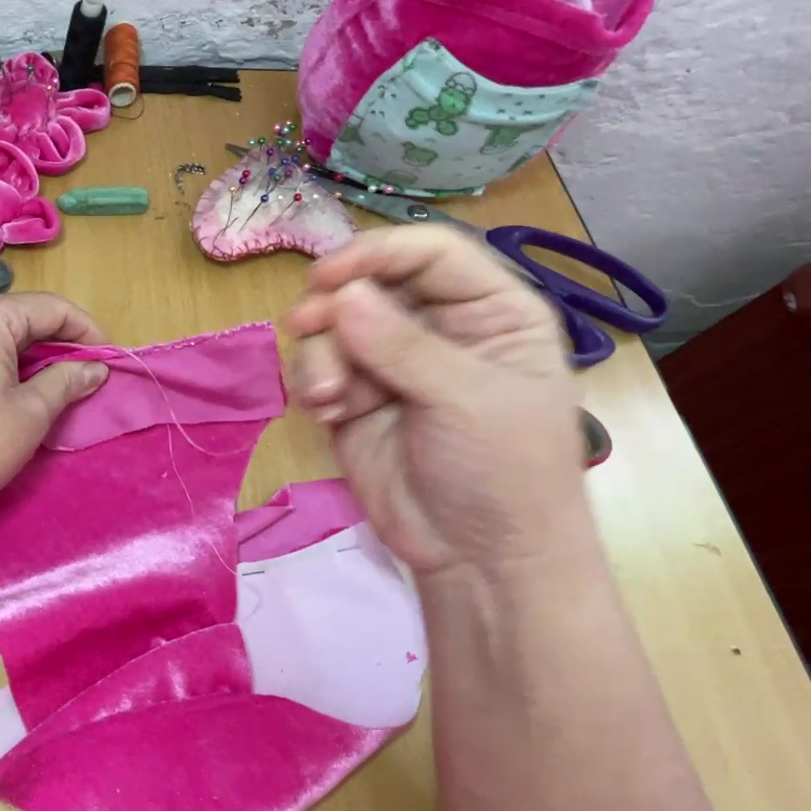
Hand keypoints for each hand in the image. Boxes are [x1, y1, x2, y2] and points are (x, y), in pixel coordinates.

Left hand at [0, 293, 109, 526]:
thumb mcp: (32, 413)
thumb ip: (67, 380)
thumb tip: (95, 369)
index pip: (49, 308)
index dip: (85, 330)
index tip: (109, 358)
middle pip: (18, 315)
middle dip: (56, 341)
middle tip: (86, 372)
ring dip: (28, 352)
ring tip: (57, 382)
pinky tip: (17, 387)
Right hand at [285, 225, 588, 579]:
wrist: (476, 556)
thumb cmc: (502, 471)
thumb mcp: (466, 399)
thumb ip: (402, 345)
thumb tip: (340, 295)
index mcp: (490, 312)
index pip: (429, 255)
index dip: (376, 254)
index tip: (326, 277)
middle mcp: (436, 328)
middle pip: (368, 285)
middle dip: (334, 308)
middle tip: (308, 330)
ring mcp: (389, 364)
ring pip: (332, 327)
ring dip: (320, 356)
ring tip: (329, 399)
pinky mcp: (352, 398)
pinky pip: (315, 368)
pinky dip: (312, 385)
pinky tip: (328, 414)